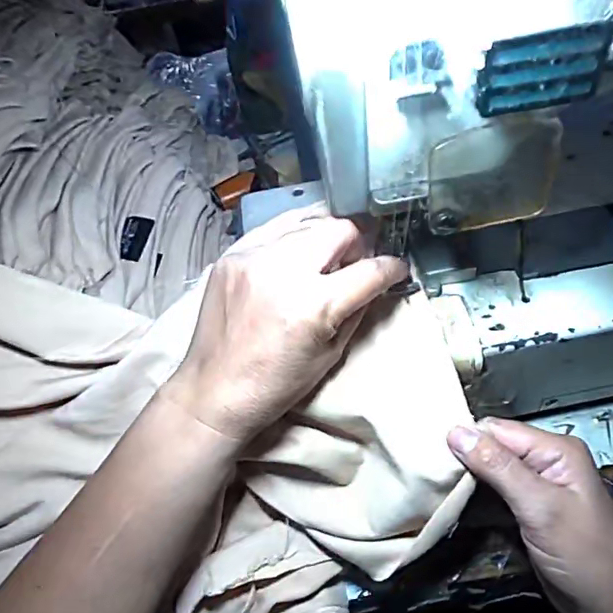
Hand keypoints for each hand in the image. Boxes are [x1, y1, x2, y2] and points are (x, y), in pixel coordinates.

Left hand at [161, 205, 407, 443]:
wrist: (215, 390)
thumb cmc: (278, 383)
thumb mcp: (331, 353)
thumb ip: (356, 310)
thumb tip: (373, 283)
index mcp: (314, 305)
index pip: (369, 270)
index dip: (392, 269)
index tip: (397, 270)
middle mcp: (284, 271)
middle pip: (340, 230)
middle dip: (357, 245)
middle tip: (354, 266)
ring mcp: (254, 257)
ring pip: (308, 222)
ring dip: (324, 238)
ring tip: (322, 261)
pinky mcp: (232, 254)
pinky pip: (274, 227)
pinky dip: (292, 237)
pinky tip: (294, 256)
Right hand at [446, 419, 612, 612]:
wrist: (610, 607)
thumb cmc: (582, 554)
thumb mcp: (539, 507)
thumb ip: (498, 467)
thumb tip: (455, 430)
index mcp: (555, 449)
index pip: (498, 430)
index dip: (466, 439)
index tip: (430, 456)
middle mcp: (546, 461)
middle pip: (493, 447)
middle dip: (463, 459)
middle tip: (427, 474)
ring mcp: (537, 487)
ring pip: (490, 471)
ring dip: (466, 480)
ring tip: (432, 487)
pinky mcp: (528, 510)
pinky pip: (495, 494)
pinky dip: (475, 499)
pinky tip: (452, 504)